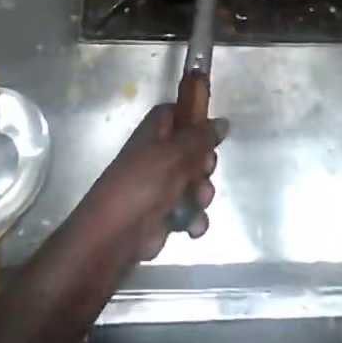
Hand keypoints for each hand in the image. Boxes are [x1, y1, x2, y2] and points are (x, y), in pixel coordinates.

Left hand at [66, 104, 226, 266]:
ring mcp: (165, 183)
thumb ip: (202, 137)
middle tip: (202, 170)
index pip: (181, 111)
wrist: (118, 231)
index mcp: (157, 129)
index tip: (214, 131)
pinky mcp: (168, 211)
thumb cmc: (144, 180)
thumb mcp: (177, 152)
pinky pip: (193, 209)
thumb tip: (223, 121)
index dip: (198, 119)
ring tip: (195, 201)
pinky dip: (194, 218)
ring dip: (202, 194)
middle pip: (196, 149)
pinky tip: (189, 227)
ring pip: (198, 181)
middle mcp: (161, 152)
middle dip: (205, 164)